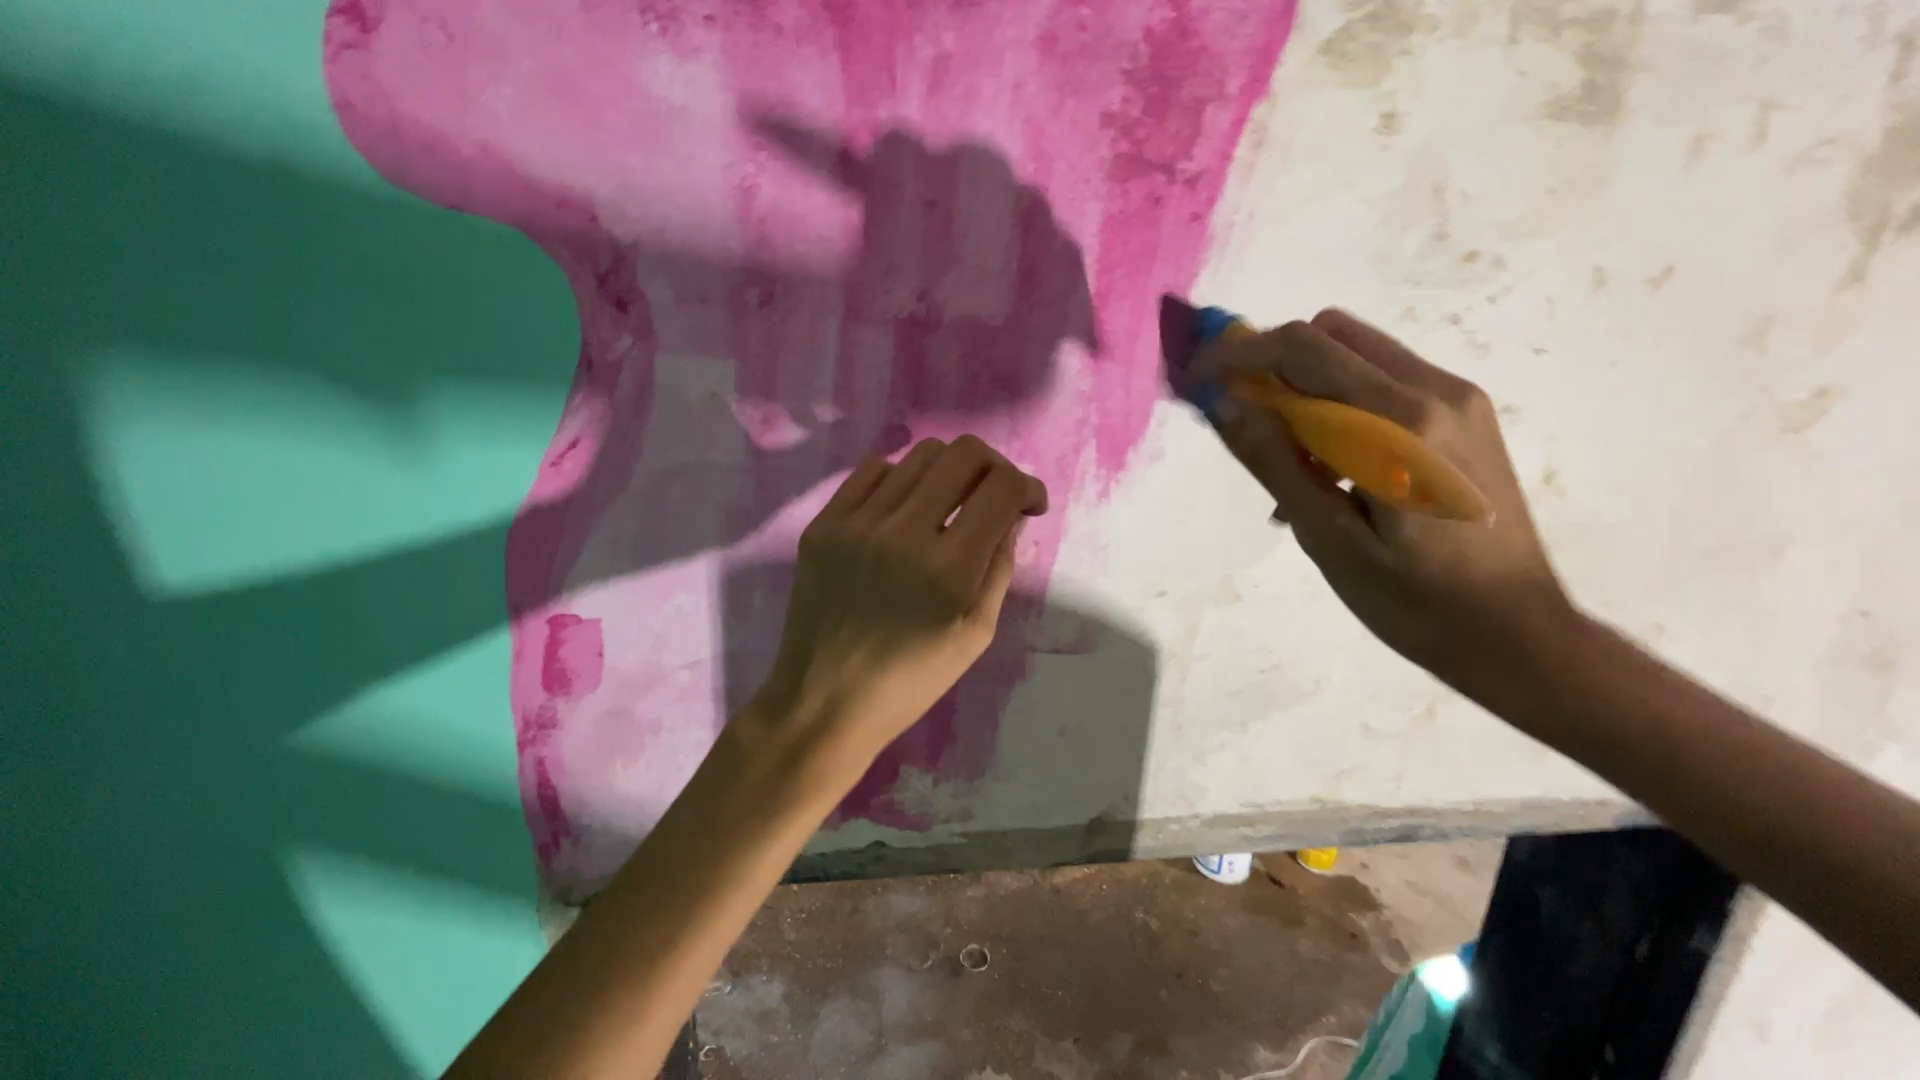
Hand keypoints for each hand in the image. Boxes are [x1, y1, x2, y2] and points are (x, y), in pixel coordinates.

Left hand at [742, 435, 1047, 775]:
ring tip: (947, 504)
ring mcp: (857, 523)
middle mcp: (903, 532)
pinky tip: (903, 509)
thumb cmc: (910, 682)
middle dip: (993, 467)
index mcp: (949, 568)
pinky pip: (872, 471)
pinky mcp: (823, 524)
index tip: (1028, 505)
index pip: (1001, 487)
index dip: (1027, 486)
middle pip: (963, 453)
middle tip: (993, 496)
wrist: (824, 703)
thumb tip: (1009, 515)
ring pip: (919, 455)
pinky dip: (901, 479)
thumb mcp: (975, 635)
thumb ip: (999, 568)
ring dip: (948, 471)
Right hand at [1201, 308, 1572, 691]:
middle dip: (1272, 362)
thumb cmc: (1415, 602)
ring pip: (1358, 351)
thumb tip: (1225, 402)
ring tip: (1289, 454)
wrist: (1516, 631)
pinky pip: (1385, 379)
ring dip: (1307, 381)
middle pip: (1331, 333)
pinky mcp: (1467, 414)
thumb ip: (1274, 461)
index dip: (1238, 356)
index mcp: (1402, 423)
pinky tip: (1333, 463)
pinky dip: (1342, 399)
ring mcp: (1459, 397)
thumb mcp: (1328, 539)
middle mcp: (1437, 389)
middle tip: (1242, 418)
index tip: (1198, 381)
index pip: (1303, 349)